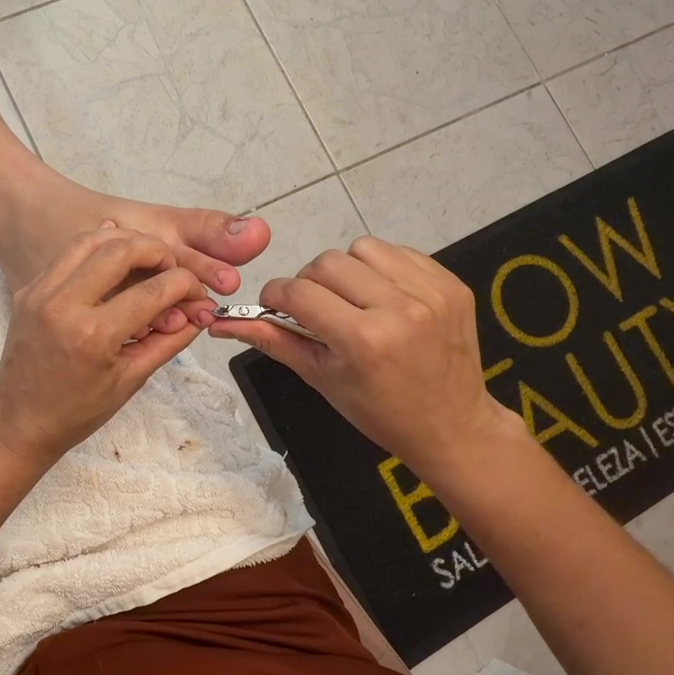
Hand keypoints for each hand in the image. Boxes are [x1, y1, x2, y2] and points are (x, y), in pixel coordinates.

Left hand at [0, 226, 206, 467]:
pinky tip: (115, 255)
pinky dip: (95, 249)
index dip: (185, 285)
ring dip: (123, 239)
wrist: (19, 420)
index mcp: (93, 335)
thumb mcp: (131, 379)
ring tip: (146, 255)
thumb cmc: (77, 410)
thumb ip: (168, 340)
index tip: (197, 291)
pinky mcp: (28, 290)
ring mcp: (40, 293)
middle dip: (156, 250)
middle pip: (119, 250)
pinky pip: (65, 255)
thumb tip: (199, 312)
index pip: (152, 291)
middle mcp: (64, 304)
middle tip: (172, 265)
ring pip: (88, 241)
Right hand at [209, 237, 523, 477]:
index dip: (276, 296)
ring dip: (347, 270)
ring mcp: (430, 293)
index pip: (297, 292)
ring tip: (352, 299)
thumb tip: (221, 323)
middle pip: (326, 262)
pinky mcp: (450, 284)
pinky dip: (381, 269)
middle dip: (310, 282)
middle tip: (316, 308)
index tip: (276, 308)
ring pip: (362, 249)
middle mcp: (398, 309)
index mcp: (362, 339)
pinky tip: (382, 296)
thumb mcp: (319, 377)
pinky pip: (399, 252)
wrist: (452, 425)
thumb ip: (273, 341)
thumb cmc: (378, 411)